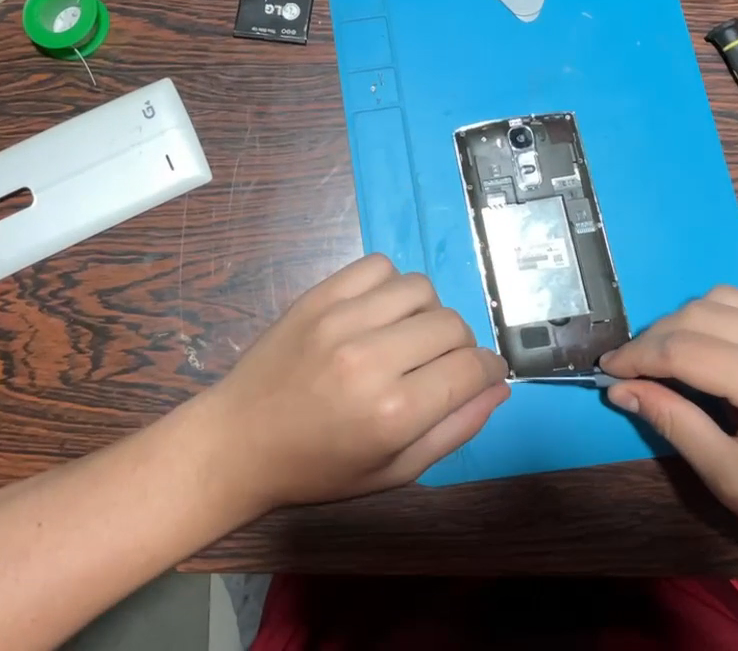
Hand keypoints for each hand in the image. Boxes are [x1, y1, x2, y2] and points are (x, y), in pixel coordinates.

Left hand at [196, 254, 508, 509]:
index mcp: (394, 413)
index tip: (480, 374)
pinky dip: (390, 285)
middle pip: (452, 324)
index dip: (488, 370)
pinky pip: (378, 266)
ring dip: (426, 312)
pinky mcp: (318, 296)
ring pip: (420, 288)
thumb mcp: (394, 471)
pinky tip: (377, 312)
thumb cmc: (318, 468)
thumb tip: (498, 386)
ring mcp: (341, 320)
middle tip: (437, 364)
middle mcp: (371, 359)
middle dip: (460, 345)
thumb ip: (454, 429)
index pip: (471, 368)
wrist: (239, 440)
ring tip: (405, 336)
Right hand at [600, 287, 737, 574]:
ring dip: (685, 323)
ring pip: (723, 298)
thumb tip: (622, 390)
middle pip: (698, 313)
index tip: (606, 371)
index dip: (636, 356)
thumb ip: (675, 424)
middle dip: (655, 338)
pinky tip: (712, 353)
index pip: (684, 348)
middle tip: (632, 371)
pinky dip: (719, 321)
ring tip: (668, 360)